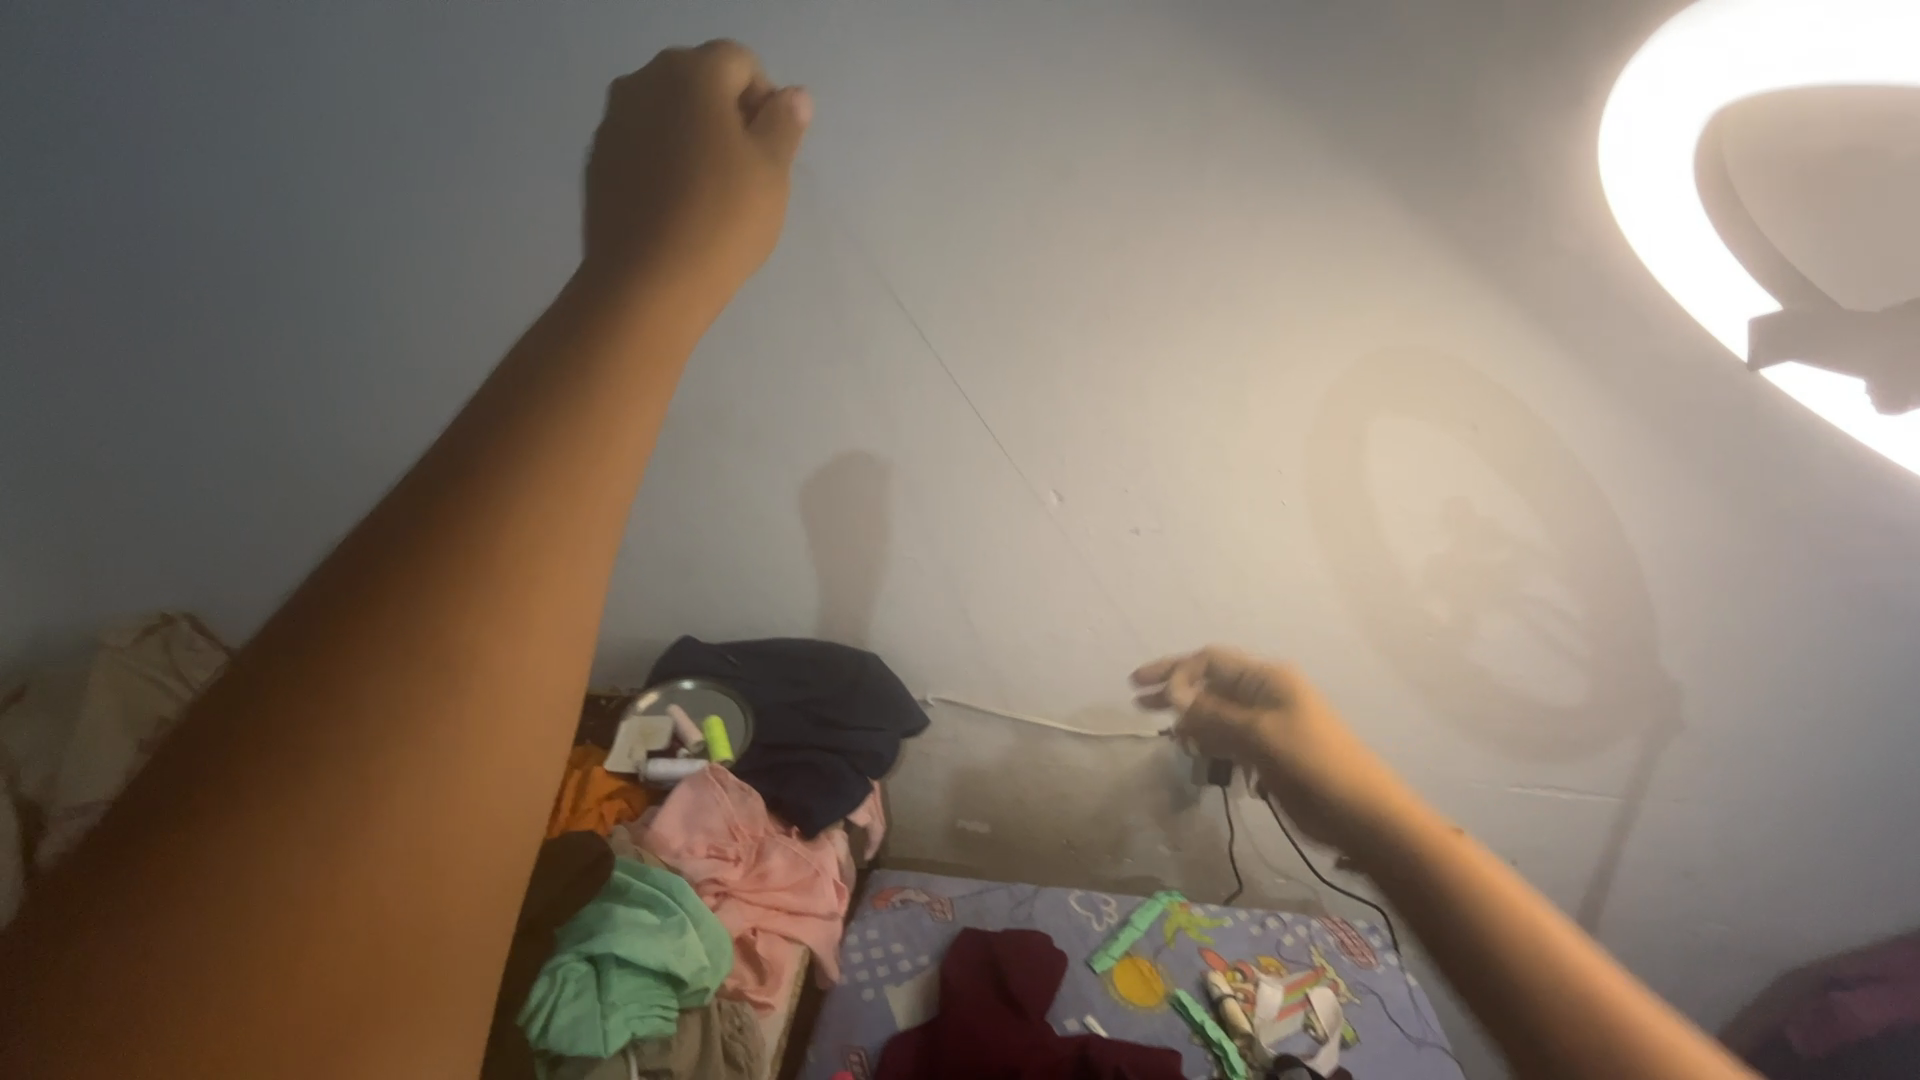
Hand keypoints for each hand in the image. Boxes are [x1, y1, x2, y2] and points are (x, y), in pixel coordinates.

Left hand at [583, 40, 811, 315]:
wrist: (648, 282)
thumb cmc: (722, 220)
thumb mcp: (772, 173)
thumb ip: (784, 125)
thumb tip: (793, 96)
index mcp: (692, 73)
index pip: (740, 62)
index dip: (765, 101)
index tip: (772, 152)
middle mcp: (644, 81)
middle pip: (698, 81)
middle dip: (727, 115)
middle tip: (747, 174)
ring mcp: (613, 121)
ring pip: (667, 114)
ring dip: (694, 138)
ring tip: (711, 195)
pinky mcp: (598, 162)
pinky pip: (642, 147)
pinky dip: (664, 163)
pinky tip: (678, 209)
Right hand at [1131, 646, 1418, 856]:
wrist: (1362, 815)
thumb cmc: (1313, 765)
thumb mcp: (1259, 734)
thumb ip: (1212, 713)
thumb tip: (1173, 693)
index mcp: (1267, 679)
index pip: (1211, 661)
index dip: (1177, 671)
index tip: (1149, 692)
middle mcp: (1264, 694)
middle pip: (1210, 682)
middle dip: (1174, 687)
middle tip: (1135, 695)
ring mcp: (1266, 724)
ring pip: (1215, 711)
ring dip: (1186, 715)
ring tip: (1154, 723)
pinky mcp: (1267, 752)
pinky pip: (1226, 736)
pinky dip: (1205, 737)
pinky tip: (1187, 745)